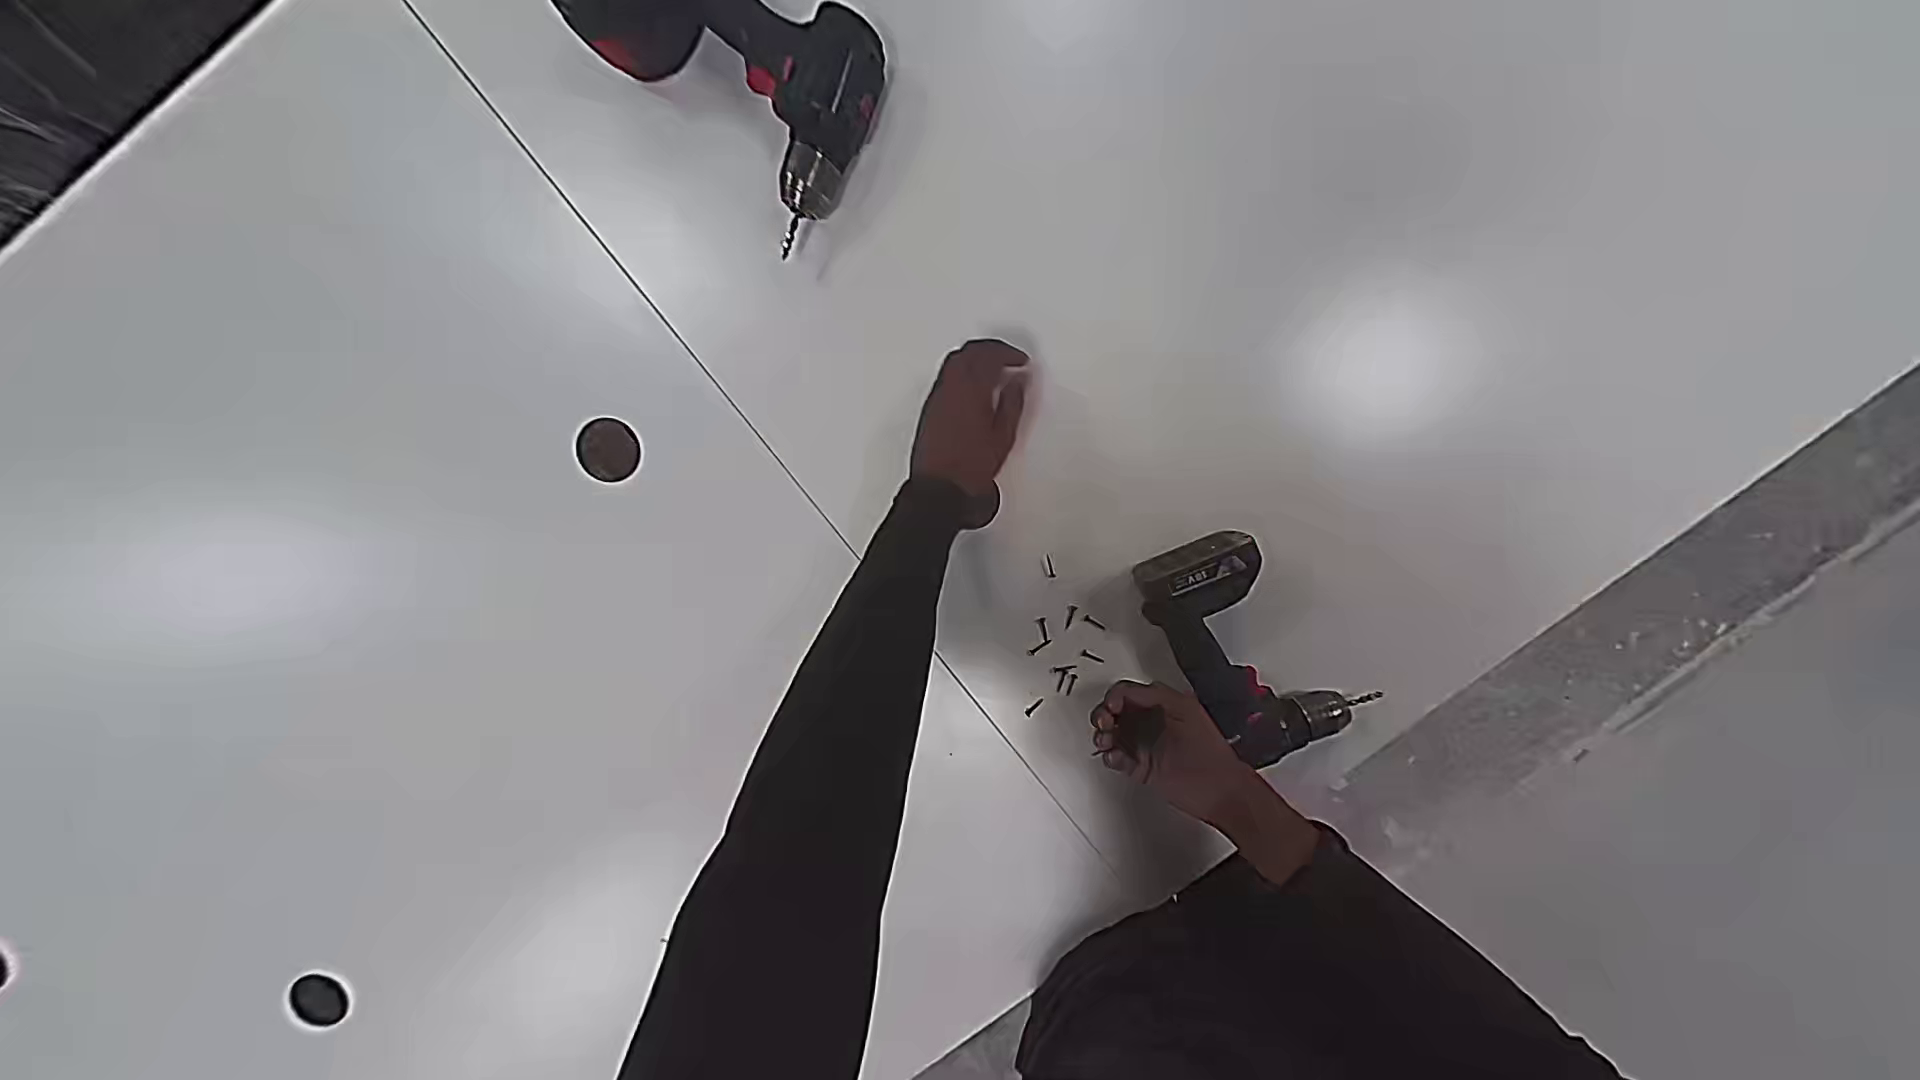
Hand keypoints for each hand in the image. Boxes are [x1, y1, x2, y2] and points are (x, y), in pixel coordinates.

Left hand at [910, 339, 1028, 497]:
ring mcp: (937, 397)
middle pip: (969, 351)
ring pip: (955, 362)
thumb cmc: (969, 467)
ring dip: (975, 359)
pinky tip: (975, 388)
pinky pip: (946, 377)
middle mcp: (950, 387)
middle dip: (991, 349)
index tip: (1021, 360)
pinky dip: (963, 372)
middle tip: (1008, 358)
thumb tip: (1018, 382)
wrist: (941, 489)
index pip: (989, 354)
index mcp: (971, 389)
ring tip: (994, 371)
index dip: (1008, 352)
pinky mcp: (930, 408)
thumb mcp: (1004, 435)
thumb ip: (1013, 402)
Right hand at [1091, 680, 1265, 827]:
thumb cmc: (1211, 756)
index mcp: (1164, 705)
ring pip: (1113, 734)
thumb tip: (1126, 692)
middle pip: (1115, 711)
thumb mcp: (1182, 710)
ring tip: (1106, 742)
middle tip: (1104, 723)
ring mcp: (1147, 746)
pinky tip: (1115, 757)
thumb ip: (1154, 696)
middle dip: (1104, 715)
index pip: (1128, 692)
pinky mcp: (1143, 767)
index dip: (1115, 697)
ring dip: (1104, 735)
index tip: (1111, 707)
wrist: (1222, 794)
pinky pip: (1117, 758)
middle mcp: (1154, 723)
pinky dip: (1111, 756)